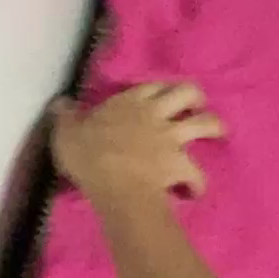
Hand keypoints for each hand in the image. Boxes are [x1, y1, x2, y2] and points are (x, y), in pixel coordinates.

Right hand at [50, 83, 224, 206]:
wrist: (113, 179)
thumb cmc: (88, 153)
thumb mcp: (66, 131)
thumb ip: (65, 116)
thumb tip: (59, 102)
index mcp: (129, 102)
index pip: (151, 85)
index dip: (159, 88)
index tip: (163, 94)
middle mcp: (155, 114)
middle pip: (186, 93)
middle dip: (195, 97)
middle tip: (196, 105)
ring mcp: (172, 139)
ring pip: (204, 124)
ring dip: (215, 126)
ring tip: (219, 132)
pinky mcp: (180, 165)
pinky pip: (197, 174)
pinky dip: (198, 183)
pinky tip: (195, 191)